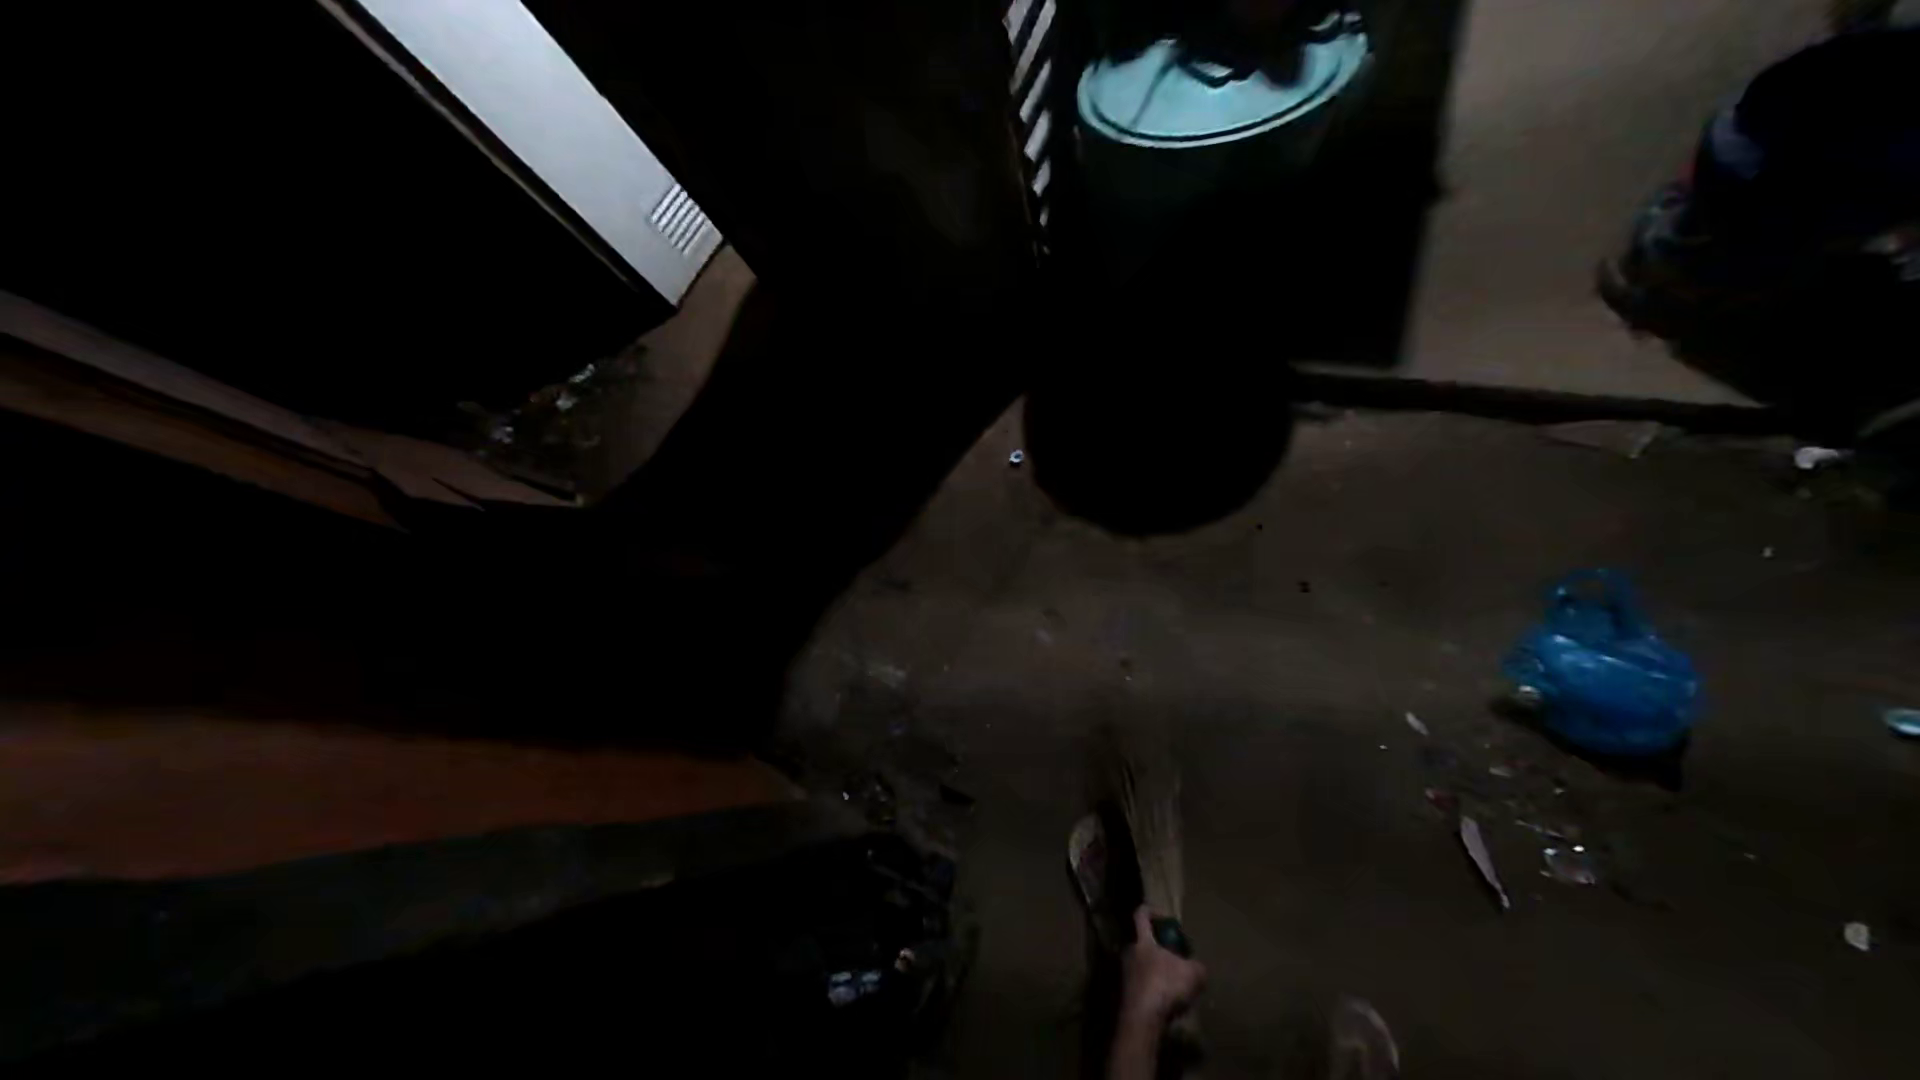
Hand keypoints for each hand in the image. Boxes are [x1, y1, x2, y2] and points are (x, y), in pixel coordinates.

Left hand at [1118, 906, 1206, 1026]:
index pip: (1141, 914)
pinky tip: (1168, 1003)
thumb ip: (1197, 967)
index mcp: (1142, 940)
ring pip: (1143, 966)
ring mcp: (1125, 973)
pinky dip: (1154, 991)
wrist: (1142, 1017)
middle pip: (1144, 943)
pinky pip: (1142, 986)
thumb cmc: (1165, 985)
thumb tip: (1198, 968)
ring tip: (1176, 987)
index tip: (1167, 919)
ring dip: (1158, 973)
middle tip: (1178, 961)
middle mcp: (1129, 952)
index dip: (1153, 911)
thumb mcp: (1193, 974)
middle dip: (1161, 950)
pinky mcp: (1126, 994)